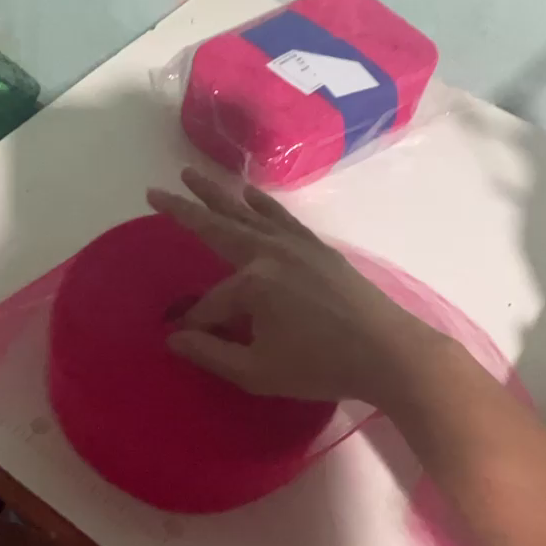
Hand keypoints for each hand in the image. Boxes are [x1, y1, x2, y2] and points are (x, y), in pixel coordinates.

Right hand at [146, 167, 450, 409]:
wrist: (390, 354)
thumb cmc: (321, 367)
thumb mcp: (257, 372)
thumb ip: (211, 353)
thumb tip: (174, 338)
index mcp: (253, 283)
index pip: (210, 303)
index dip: (197, 324)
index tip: (189, 340)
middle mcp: (270, 252)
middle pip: (218, 227)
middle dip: (183, 210)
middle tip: (155, 191)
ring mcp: (296, 245)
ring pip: (247, 212)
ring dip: (217, 194)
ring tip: (192, 173)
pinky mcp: (317, 247)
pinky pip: (281, 217)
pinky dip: (262, 203)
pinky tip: (250, 193)